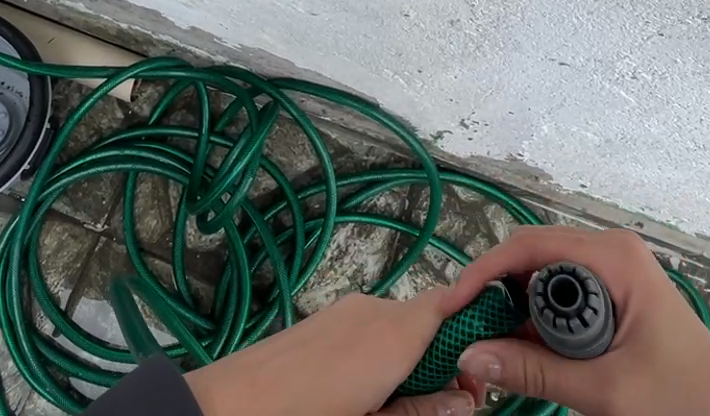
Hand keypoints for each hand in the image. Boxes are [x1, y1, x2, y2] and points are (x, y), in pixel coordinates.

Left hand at [184, 288, 474, 415]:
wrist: (225, 406)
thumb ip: (421, 411)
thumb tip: (465, 401)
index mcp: (392, 332)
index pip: (449, 304)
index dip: (474, 325)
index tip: (484, 371)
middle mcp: (373, 308)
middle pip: (428, 319)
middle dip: (443, 355)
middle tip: (445, 405)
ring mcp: (346, 309)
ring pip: (399, 324)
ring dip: (413, 355)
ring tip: (401, 402)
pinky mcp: (325, 317)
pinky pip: (371, 327)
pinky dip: (384, 351)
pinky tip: (367, 389)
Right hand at [443, 227, 709, 415]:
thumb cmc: (685, 401)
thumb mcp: (607, 391)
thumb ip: (536, 371)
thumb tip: (469, 355)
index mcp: (614, 256)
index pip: (530, 245)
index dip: (486, 271)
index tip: (454, 303)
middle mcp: (610, 249)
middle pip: (532, 253)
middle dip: (495, 286)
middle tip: (465, 324)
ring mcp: (613, 268)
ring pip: (542, 271)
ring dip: (513, 302)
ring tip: (487, 337)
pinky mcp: (613, 290)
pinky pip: (561, 290)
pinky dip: (535, 314)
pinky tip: (523, 344)